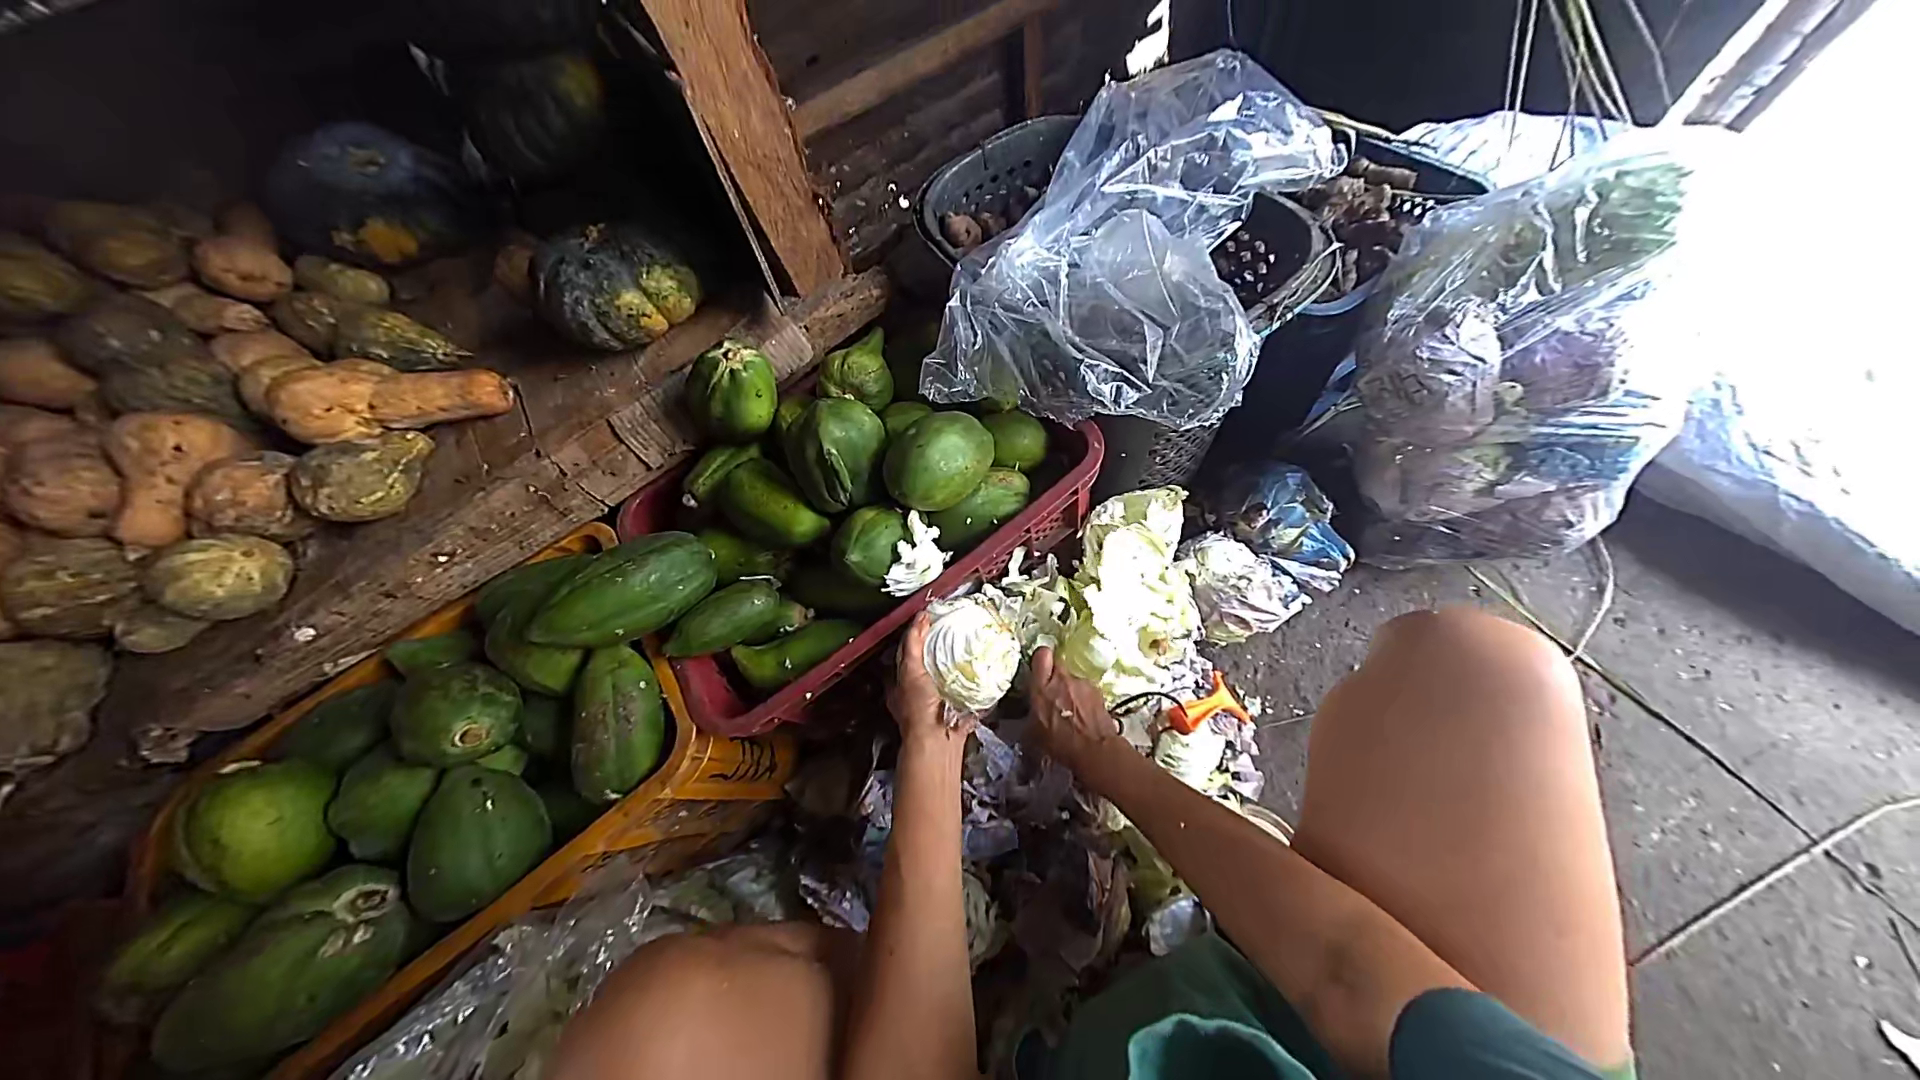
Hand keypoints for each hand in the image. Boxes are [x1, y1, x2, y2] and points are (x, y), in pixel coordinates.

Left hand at [888, 613, 968, 743]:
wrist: (937, 741)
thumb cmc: (918, 706)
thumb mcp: (910, 670)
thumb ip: (913, 645)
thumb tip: (920, 618)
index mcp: (901, 681)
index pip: (907, 650)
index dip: (917, 632)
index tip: (932, 616)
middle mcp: (918, 690)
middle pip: (928, 660)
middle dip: (940, 644)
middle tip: (953, 624)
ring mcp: (938, 699)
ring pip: (947, 671)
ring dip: (957, 659)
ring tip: (969, 639)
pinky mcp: (958, 707)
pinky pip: (967, 686)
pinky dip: (973, 676)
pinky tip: (981, 663)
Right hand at [1027, 646, 1123, 772]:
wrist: (1095, 751)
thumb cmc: (1060, 744)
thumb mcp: (1034, 731)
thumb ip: (1033, 711)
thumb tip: (1033, 709)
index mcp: (1042, 687)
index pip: (1041, 654)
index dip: (1041, 660)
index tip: (1040, 671)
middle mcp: (1063, 679)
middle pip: (1058, 664)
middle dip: (1055, 675)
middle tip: (1054, 691)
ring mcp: (1082, 684)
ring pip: (1073, 678)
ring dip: (1071, 688)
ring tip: (1073, 709)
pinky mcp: (1098, 691)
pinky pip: (1086, 689)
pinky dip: (1085, 698)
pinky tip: (1085, 714)